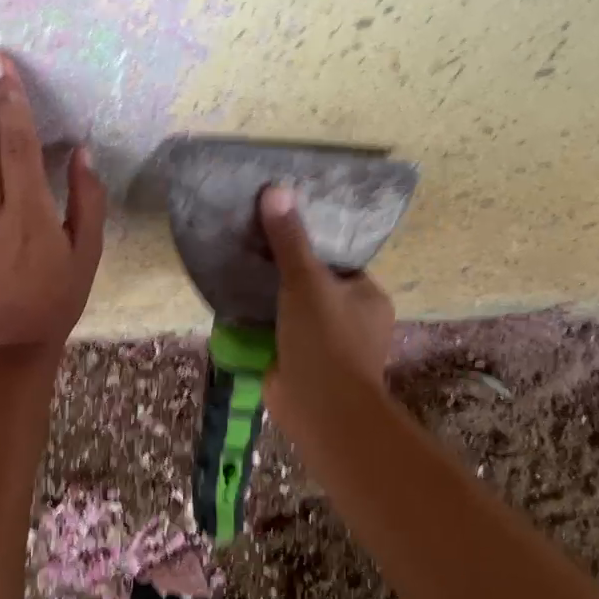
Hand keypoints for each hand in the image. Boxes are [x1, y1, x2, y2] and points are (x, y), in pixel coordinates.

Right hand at [257, 185, 395, 433]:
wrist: (321, 409)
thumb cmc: (326, 339)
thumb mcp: (305, 280)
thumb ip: (289, 239)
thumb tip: (276, 189)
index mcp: (367, 299)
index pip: (338, 262)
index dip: (309, 245)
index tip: (276, 228)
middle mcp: (353, 321)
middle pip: (313, 285)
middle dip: (283, 271)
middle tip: (248, 246)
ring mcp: (326, 346)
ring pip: (292, 310)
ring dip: (268, 297)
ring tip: (234, 268)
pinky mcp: (298, 364)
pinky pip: (275, 332)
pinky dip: (257, 322)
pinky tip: (231, 304)